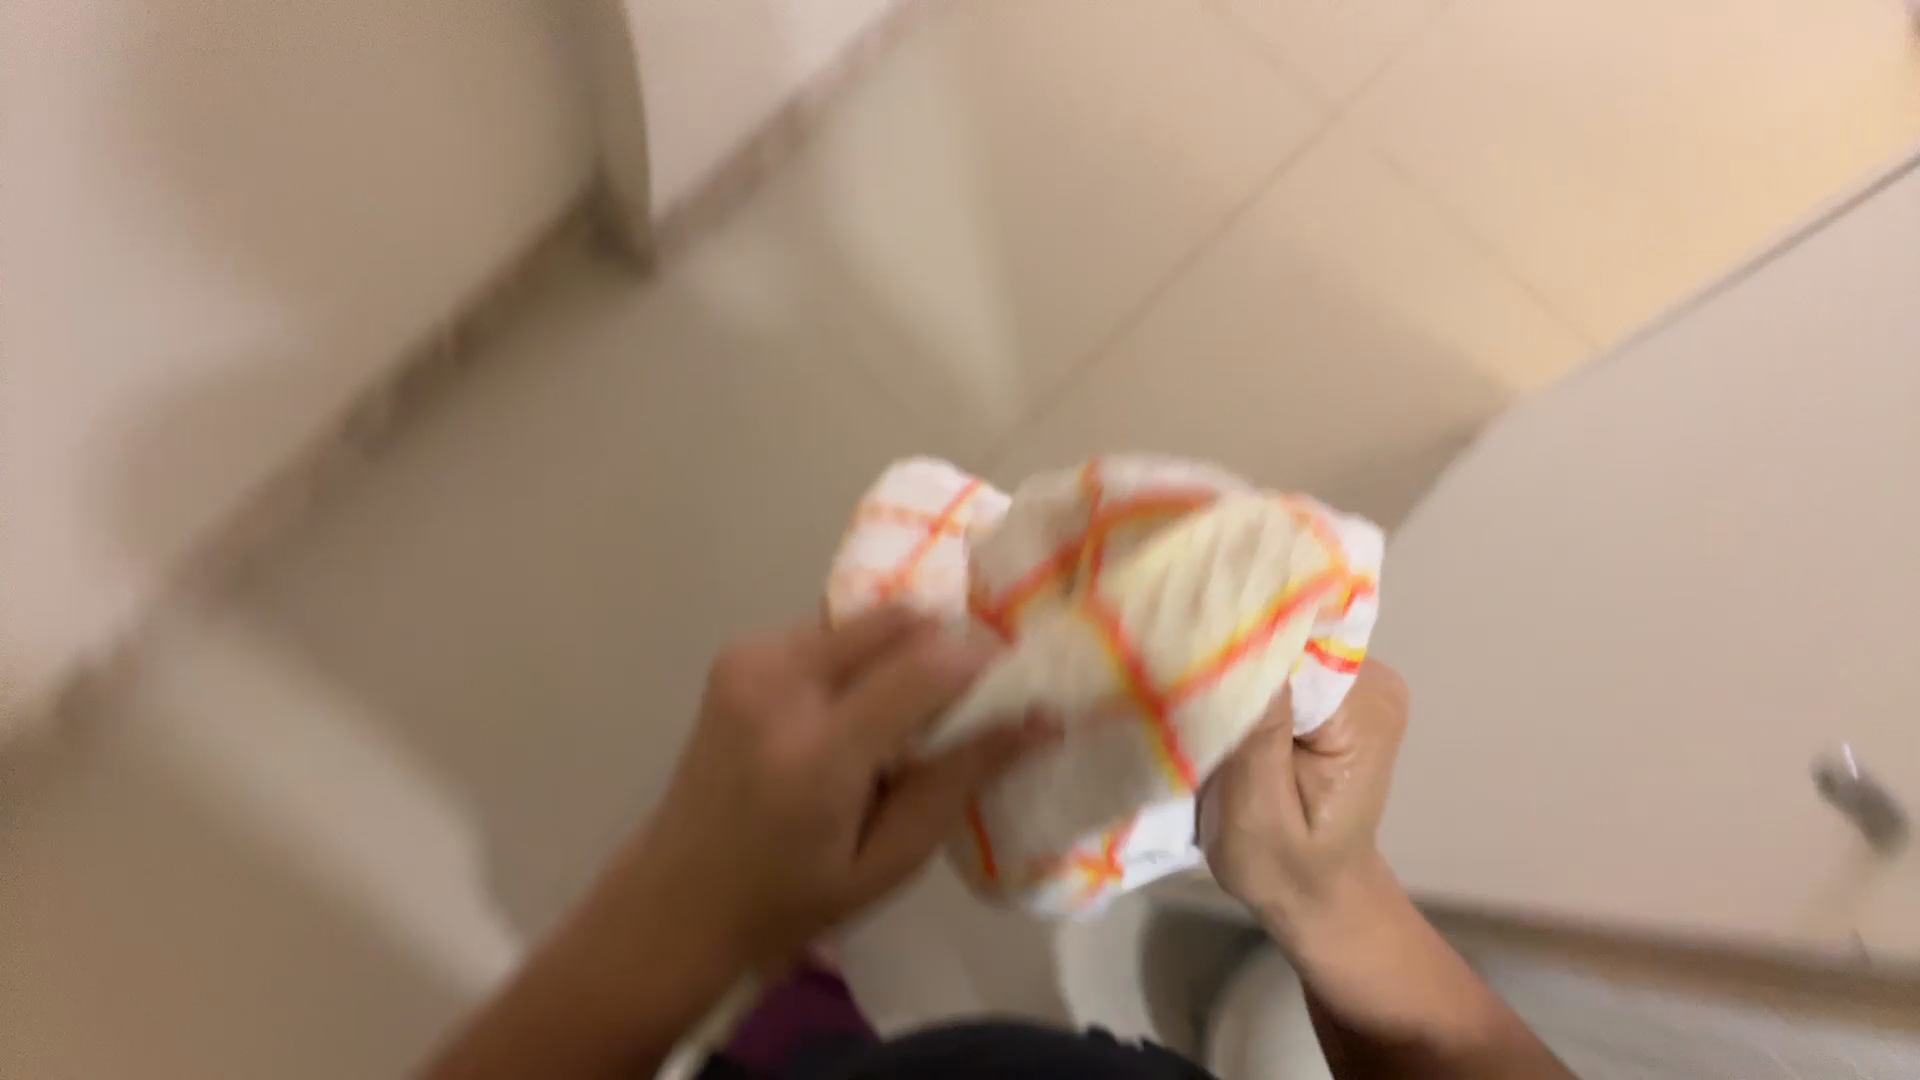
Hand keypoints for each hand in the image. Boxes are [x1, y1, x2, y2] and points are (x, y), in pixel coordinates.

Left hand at [588, 606, 1044, 972]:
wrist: (676, 900)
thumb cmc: (791, 900)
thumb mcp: (890, 860)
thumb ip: (961, 778)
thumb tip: (1038, 718)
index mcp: (815, 753)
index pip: (923, 669)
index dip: (983, 663)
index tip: (1015, 683)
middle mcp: (777, 684)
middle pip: (897, 622)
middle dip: (946, 648)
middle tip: (966, 698)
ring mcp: (751, 658)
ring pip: (868, 620)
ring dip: (904, 652)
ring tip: (905, 713)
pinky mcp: (741, 651)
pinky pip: (832, 631)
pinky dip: (864, 656)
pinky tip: (856, 708)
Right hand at [1198, 660, 1408, 948]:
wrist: (1317, 896)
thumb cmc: (1284, 866)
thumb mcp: (1257, 810)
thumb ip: (1256, 730)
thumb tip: (1239, 648)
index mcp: (1362, 711)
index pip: (1291, 643)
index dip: (1236, 642)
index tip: (1181, 651)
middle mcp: (1371, 682)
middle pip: (1285, 636)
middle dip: (1231, 650)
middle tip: (1171, 669)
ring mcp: (1355, 682)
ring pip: (1279, 644)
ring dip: (1233, 663)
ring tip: (1187, 685)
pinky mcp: (1333, 690)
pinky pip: (1281, 662)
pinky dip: (1244, 675)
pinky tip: (1213, 693)